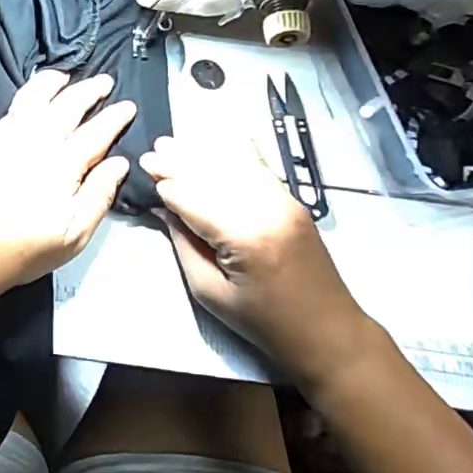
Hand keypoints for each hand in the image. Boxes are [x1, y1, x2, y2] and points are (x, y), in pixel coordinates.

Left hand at [0, 42, 135, 300]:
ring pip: (32, 95)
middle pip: (69, 106)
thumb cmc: (22, 250)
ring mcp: (2, 133)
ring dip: (50, 81)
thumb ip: (99, 195)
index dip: (115, 117)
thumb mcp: (74, 235)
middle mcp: (37, 138)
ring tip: (62, 75)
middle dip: (90, 91)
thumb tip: (120, 162)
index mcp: (65, 163)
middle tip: (104, 82)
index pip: (98, 132)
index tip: (128, 106)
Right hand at [139, 134, 377, 385]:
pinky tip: (216, 141)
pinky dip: (235, 153)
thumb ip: (185, 245)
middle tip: (153, 151)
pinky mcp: (293, 200)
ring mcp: (284, 199)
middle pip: (214, 174)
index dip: (167, 185)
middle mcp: (266, 207)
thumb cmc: (265, 323)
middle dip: (180, 161)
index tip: (145, 170)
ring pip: (236, 164)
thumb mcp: (211, 293)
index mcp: (244, 236)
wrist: (327, 330)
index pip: (195, 198)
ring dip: (204, 152)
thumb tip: (165, 209)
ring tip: (175, 142)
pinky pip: (259, 167)